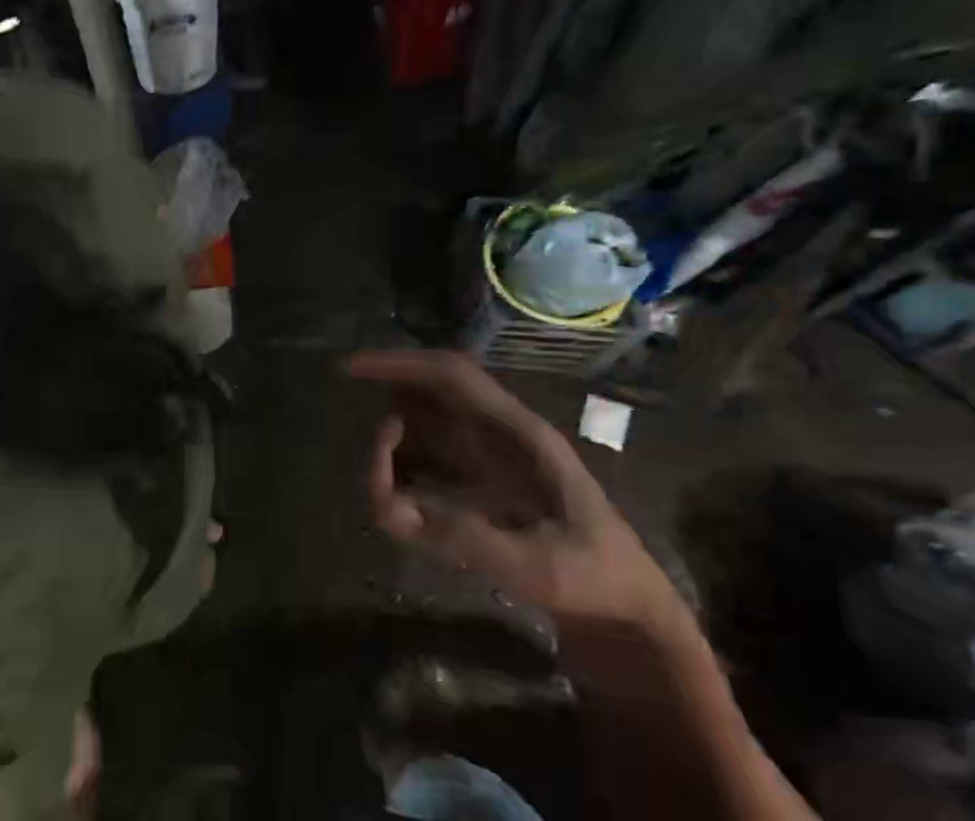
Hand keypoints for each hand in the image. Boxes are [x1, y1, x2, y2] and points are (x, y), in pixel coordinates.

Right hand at [349, 351, 681, 627]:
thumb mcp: (541, 569)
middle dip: (392, 427)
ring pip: (418, 434)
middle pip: (424, 399)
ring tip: (405, 509)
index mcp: (518, 435)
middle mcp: (494, 437)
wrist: (625, 611)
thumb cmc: (594, 580)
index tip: (349, 370)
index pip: (450, 377)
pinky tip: (416, 521)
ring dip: (395, 460)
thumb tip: (402, 508)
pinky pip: (421, 468)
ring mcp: (483, 461)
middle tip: (382, 470)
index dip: (398, 364)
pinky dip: (403, 484)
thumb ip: (472, 538)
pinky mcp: (475, 487)